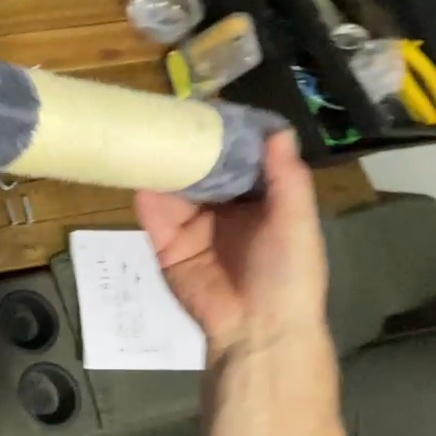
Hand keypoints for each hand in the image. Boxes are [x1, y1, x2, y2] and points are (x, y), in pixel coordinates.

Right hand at [134, 132, 327, 354]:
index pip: (241, 163)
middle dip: (189, 150)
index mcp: (260, 202)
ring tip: (149, 140)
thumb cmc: (288, 271)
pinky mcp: (166, 245)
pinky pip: (154, 217)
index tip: (212, 110)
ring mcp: (192, 227)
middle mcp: (224, 211)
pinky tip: (139, 176)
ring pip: (175, 191)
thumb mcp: (296, 221)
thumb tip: (277, 131)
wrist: (256, 324)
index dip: (228, 139)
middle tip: (171, 118)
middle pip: (203, 173)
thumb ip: (286, 179)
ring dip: (164, 169)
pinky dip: (146, 198)